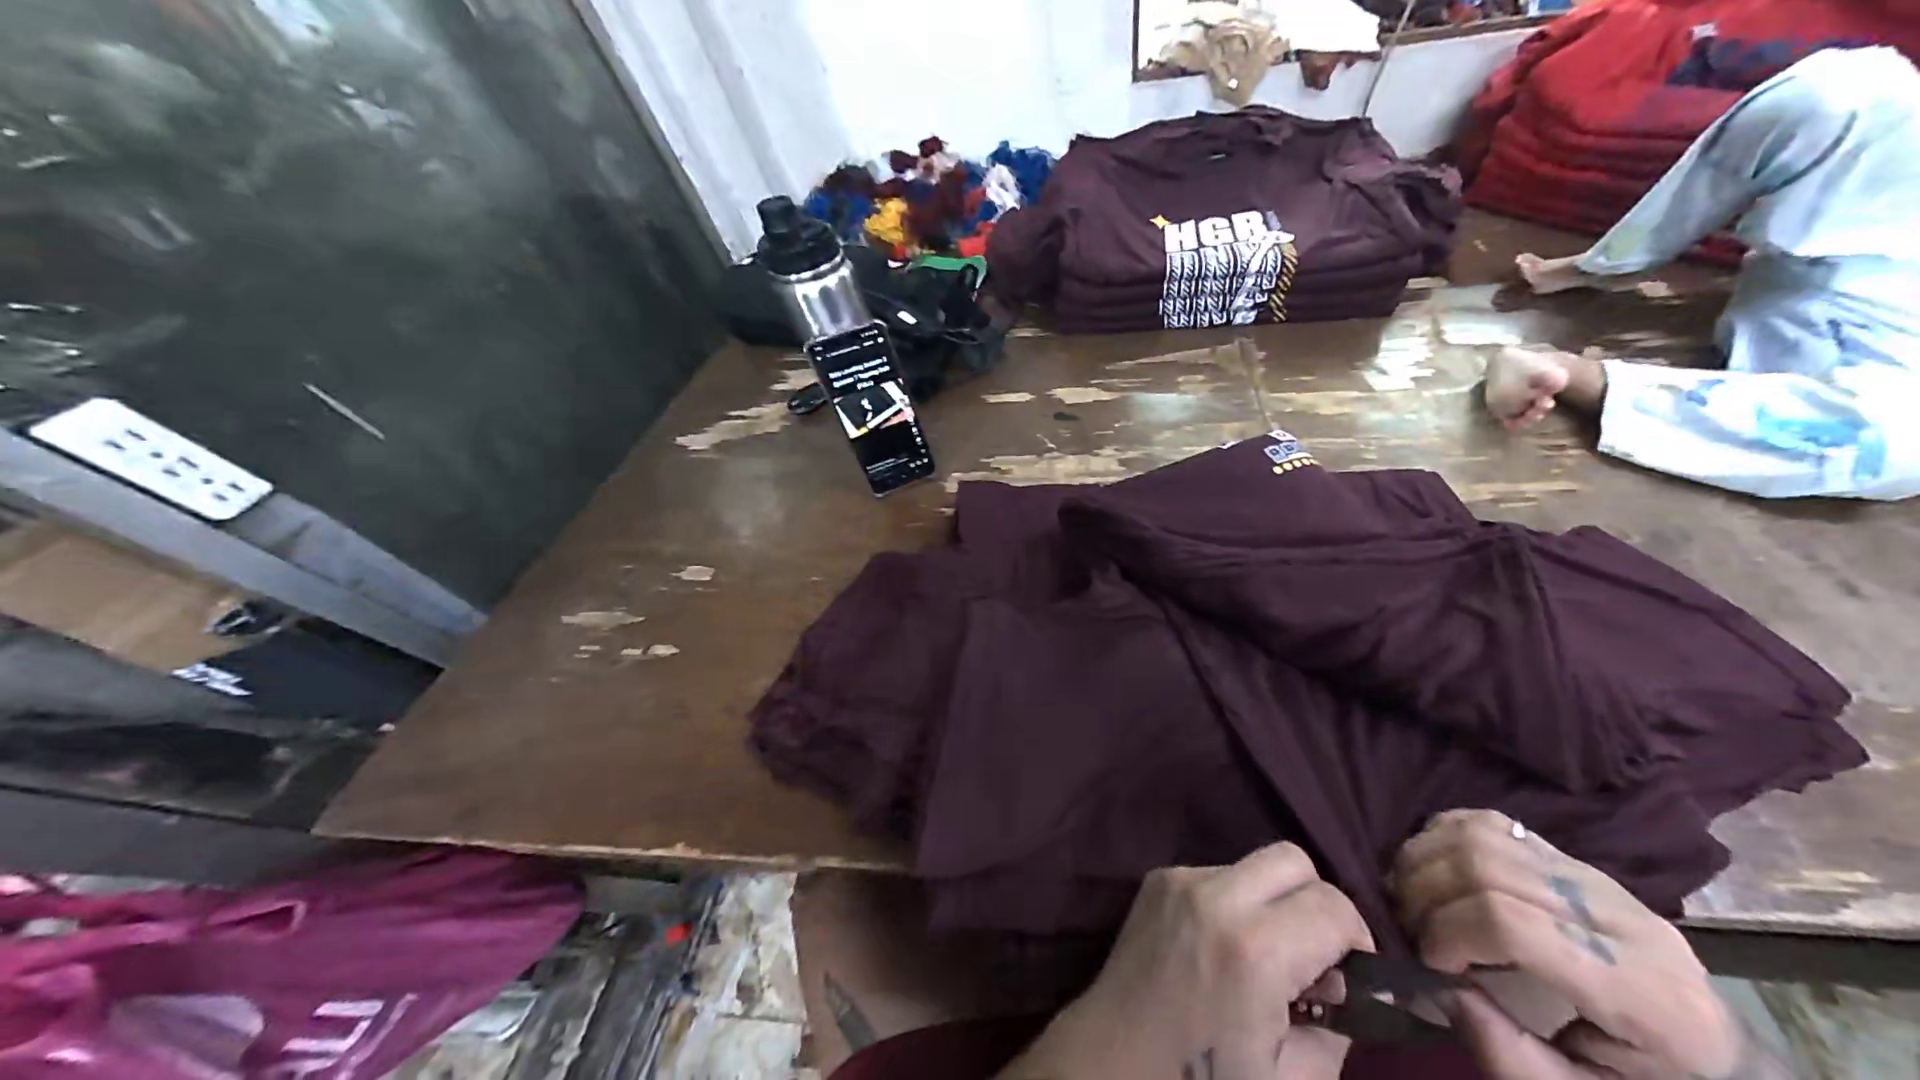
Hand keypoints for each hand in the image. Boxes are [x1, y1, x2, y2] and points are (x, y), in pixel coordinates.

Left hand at [1001, 843, 1372, 1079]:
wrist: (1112, 1059)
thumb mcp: (1293, 1079)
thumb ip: (1338, 1026)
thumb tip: (1352, 986)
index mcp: (1254, 947)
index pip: (1333, 906)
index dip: (1357, 941)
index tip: (1350, 976)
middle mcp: (1214, 895)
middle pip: (1292, 860)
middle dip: (1315, 903)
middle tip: (1312, 956)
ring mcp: (1178, 881)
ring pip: (1252, 865)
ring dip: (1271, 902)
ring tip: (1259, 956)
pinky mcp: (1155, 880)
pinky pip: (1215, 874)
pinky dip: (1233, 903)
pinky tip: (1220, 947)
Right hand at [1392, 810, 1765, 1078]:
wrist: (1716, 1065)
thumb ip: (1504, 1052)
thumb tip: (1435, 984)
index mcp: (1641, 994)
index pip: (1510, 923)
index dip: (1447, 934)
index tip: (1428, 963)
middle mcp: (1623, 920)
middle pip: (1484, 867)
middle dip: (1423, 894)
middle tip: (1404, 927)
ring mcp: (1598, 880)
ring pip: (1481, 835)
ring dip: (1422, 860)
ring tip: (1408, 898)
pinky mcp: (1575, 861)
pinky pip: (1492, 823)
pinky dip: (1443, 837)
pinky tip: (1433, 871)